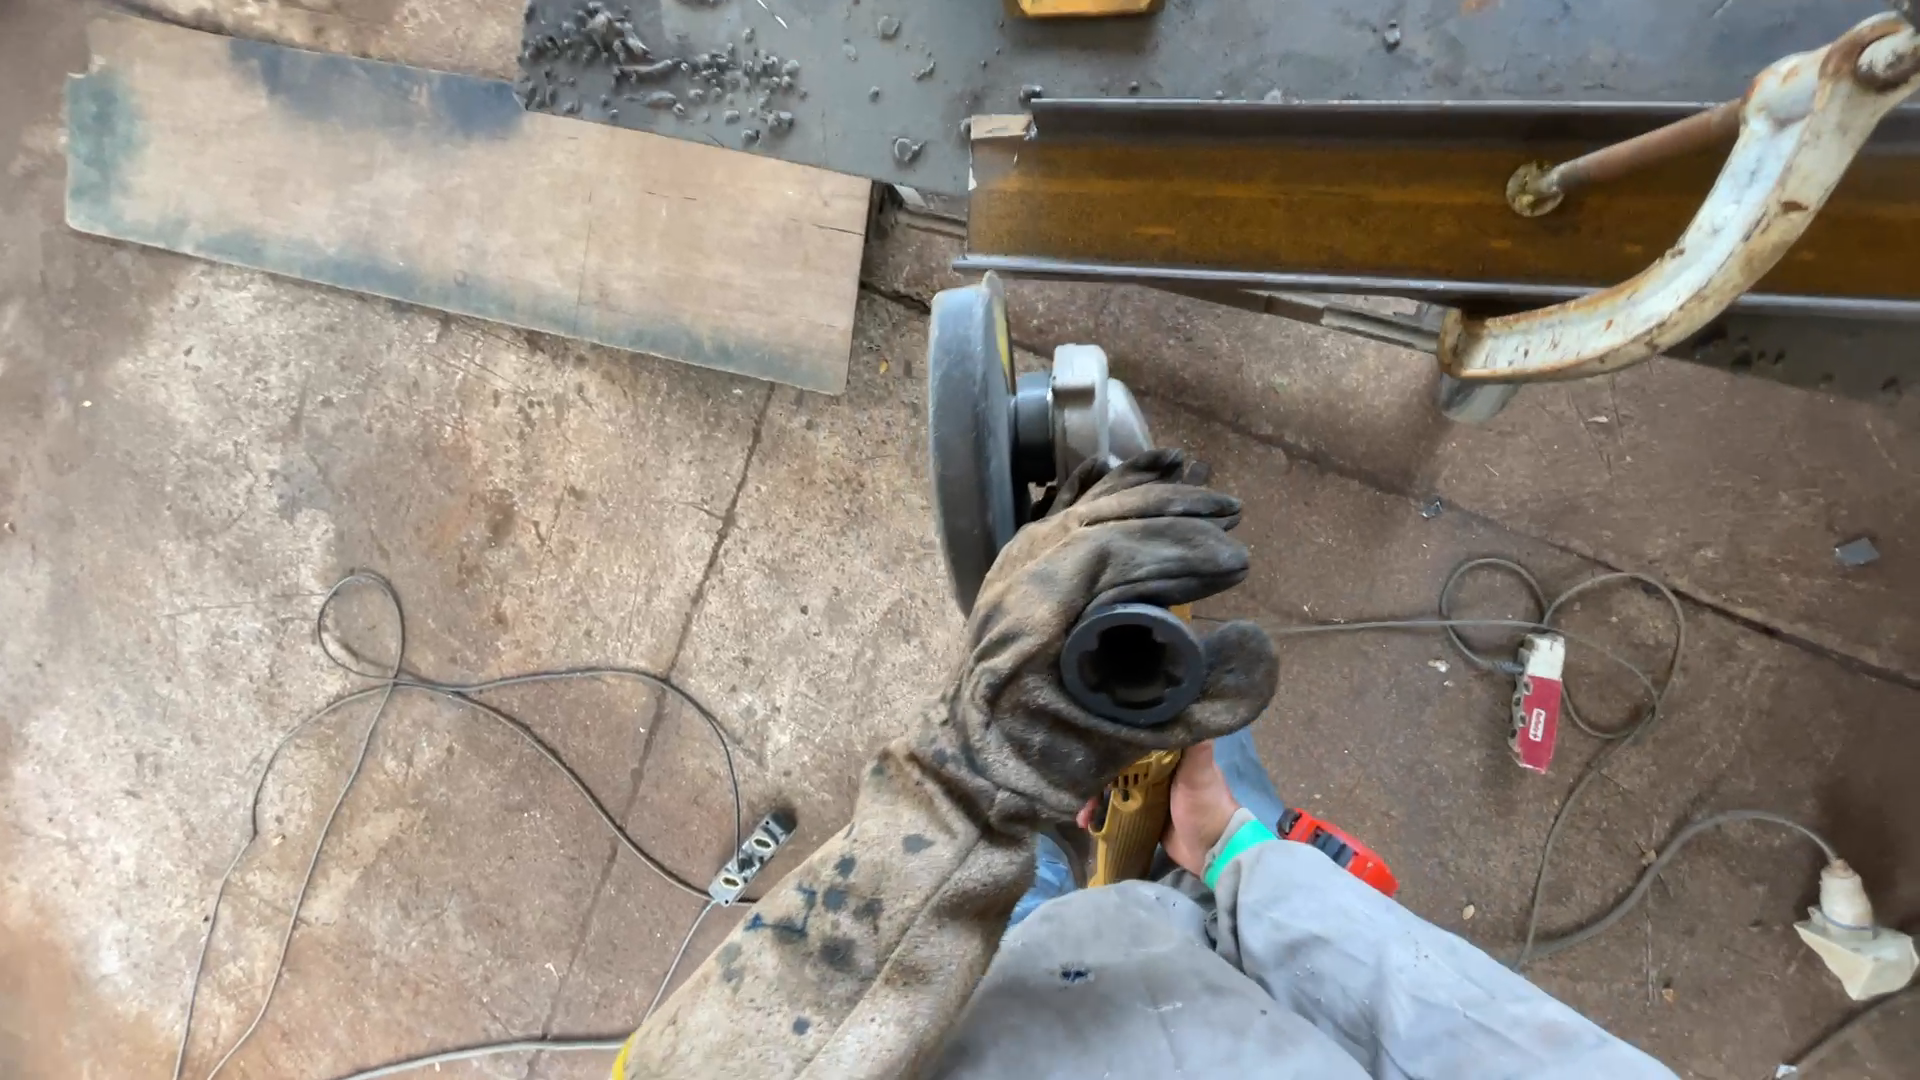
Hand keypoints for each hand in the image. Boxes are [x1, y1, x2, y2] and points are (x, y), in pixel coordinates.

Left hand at [913, 449, 1278, 833]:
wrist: (981, 760)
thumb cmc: (1051, 754)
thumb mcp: (1131, 739)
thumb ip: (1202, 701)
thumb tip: (1257, 645)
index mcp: (1044, 610)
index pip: (1120, 550)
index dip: (1184, 548)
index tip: (1237, 559)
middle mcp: (1024, 574)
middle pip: (1104, 515)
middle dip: (1174, 507)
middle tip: (1232, 508)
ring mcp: (1014, 566)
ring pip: (1082, 506)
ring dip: (1140, 487)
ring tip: (1191, 469)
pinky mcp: (1014, 569)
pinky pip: (1053, 513)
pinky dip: (1089, 487)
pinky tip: (1114, 464)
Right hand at [1070, 740, 1238, 875]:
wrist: (1214, 853)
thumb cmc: (1206, 806)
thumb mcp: (1200, 773)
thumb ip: (1195, 746)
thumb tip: (1189, 708)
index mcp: (1167, 752)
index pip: (1133, 738)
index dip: (1112, 740)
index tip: (1088, 742)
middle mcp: (1153, 766)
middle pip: (1117, 762)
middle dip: (1096, 772)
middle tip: (1077, 782)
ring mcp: (1145, 790)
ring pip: (1111, 785)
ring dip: (1093, 796)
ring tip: (1081, 813)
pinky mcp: (1140, 811)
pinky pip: (1113, 806)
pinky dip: (1099, 812)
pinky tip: (1086, 822)